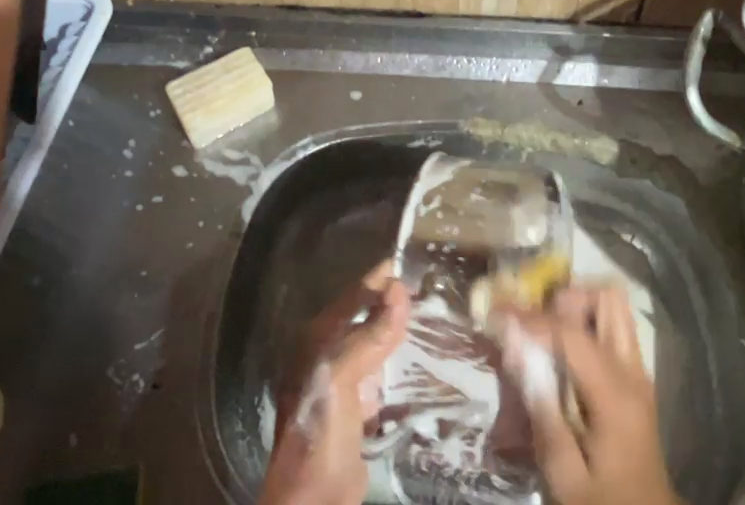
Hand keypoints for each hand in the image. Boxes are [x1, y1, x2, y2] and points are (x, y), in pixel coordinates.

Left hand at [261, 263, 408, 504]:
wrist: (313, 497)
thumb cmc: (319, 429)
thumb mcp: (340, 377)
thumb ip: (369, 335)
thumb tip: (398, 288)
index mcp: (316, 341)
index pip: (352, 298)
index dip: (378, 280)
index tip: (408, 262)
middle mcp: (325, 356)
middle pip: (363, 318)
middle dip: (390, 303)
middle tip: (428, 288)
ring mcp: (341, 384)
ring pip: (373, 346)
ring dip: (397, 333)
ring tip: (431, 318)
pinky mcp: (356, 410)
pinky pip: (381, 376)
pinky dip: (399, 366)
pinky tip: (420, 364)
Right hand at [507, 286, 679, 504]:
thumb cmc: (602, 502)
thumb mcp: (562, 469)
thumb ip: (540, 406)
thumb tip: (515, 349)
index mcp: (615, 394)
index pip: (571, 333)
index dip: (531, 318)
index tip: (496, 312)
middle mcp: (632, 372)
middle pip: (609, 299)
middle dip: (566, 297)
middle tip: (533, 318)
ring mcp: (638, 374)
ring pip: (614, 309)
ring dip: (577, 307)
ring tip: (542, 329)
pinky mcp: (634, 382)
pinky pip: (612, 331)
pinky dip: (584, 326)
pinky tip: (557, 351)